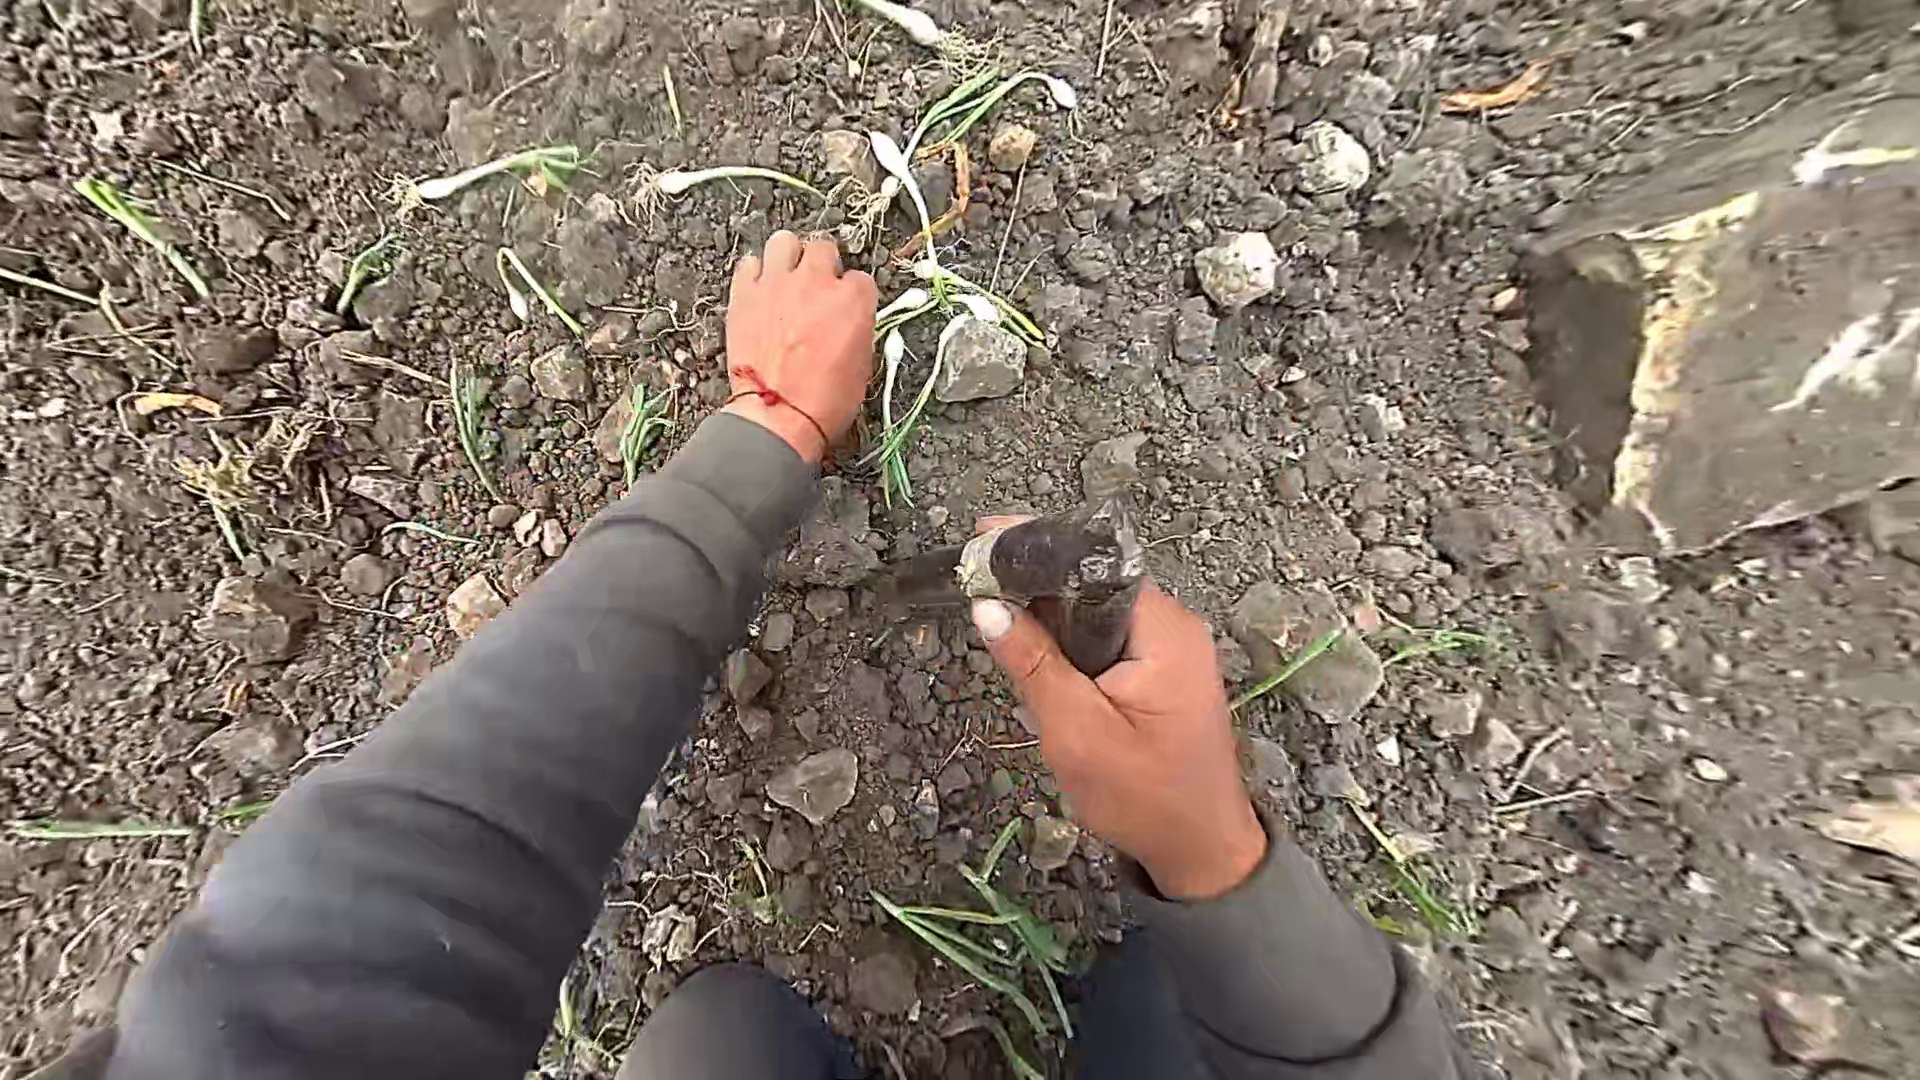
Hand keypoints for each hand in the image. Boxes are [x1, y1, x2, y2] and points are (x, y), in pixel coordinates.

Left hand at [722, 231, 877, 462]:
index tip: (849, 308)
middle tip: (820, 287)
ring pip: (784, 242)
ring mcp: (777, 284)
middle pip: (824, 249)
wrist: (780, 417)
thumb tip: (851, 324)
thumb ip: (858, 332)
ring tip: (789, 277)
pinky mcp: (745, 294)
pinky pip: (749, 264)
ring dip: (790, 257)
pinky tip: (762, 290)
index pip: (861, 279)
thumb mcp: (862, 369)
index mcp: (853, 301)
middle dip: (824, 266)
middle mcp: (816, 282)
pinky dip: (757, 273)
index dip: (856, 296)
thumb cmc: (824, 402)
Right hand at [973, 571, 1267, 900]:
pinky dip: (1064, 637)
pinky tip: (1030, 645)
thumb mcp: (1078, 733)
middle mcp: (1171, 625)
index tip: (985, 538)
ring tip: (992, 609)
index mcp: (1163, 630)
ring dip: (1046, 611)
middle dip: (1034, 580)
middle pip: (1092, 581)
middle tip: (976, 580)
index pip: (1095, 564)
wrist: (1199, 853)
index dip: (1038, 547)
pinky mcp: (1155, 665)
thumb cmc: (1144, 799)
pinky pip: (1101, 633)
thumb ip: (1033, 665)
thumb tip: (988, 606)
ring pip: (1092, 607)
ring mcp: (1166, 645)